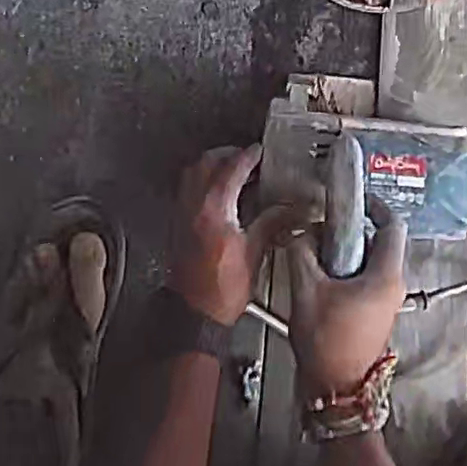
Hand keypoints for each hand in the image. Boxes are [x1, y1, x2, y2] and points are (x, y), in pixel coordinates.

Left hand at [171, 146, 292, 324]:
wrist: (195, 313)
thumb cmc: (221, 290)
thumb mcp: (254, 252)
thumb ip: (271, 223)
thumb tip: (289, 208)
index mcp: (213, 209)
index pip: (231, 169)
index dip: (248, 156)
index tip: (259, 152)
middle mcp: (193, 206)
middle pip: (207, 163)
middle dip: (228, 154)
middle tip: (247, 158)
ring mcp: (182, 213)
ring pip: (193, 173)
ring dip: (212, 165)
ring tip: (233, 170)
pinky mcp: (177, 223)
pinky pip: (187, 188)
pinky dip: (202, 180)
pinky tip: (218, 192)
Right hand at [283, 197, 406, 395]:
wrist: (335, 390)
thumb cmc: (327, 341)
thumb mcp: (306, 289)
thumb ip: (302, 251)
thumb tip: (302, 231)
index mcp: (386, 276)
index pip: (393, 226)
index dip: (375, 205)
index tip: (354, 197)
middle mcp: (393, 285)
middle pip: (379, 241)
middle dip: (352, 228)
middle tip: (325, 221)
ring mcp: (386, 300)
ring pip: (370, 260)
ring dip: (346, 249)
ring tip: (317, 245)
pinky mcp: (374, 312)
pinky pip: (364, 277)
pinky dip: (346, 267)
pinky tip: (320, 271)